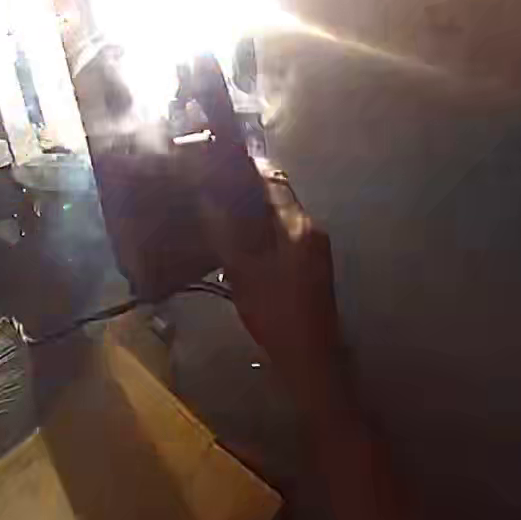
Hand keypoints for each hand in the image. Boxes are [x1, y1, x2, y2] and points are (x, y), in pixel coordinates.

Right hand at [197, 157, 343, 406]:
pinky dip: (261, 227)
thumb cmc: (276, 313)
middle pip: (278, 195)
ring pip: (279, 213)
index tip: (220, 161)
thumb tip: (208, 201)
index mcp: (297, 226)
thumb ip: (226, 233)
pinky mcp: (308, 263)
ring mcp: (312, 246)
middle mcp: (309, 228)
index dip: (248, 167)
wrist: (310, 358)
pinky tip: (237, 237)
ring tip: (219, 207)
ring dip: (253, 207)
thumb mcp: (243, 272)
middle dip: (247, 186)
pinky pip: (282, 231)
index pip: (273, 181)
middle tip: (213, 184)